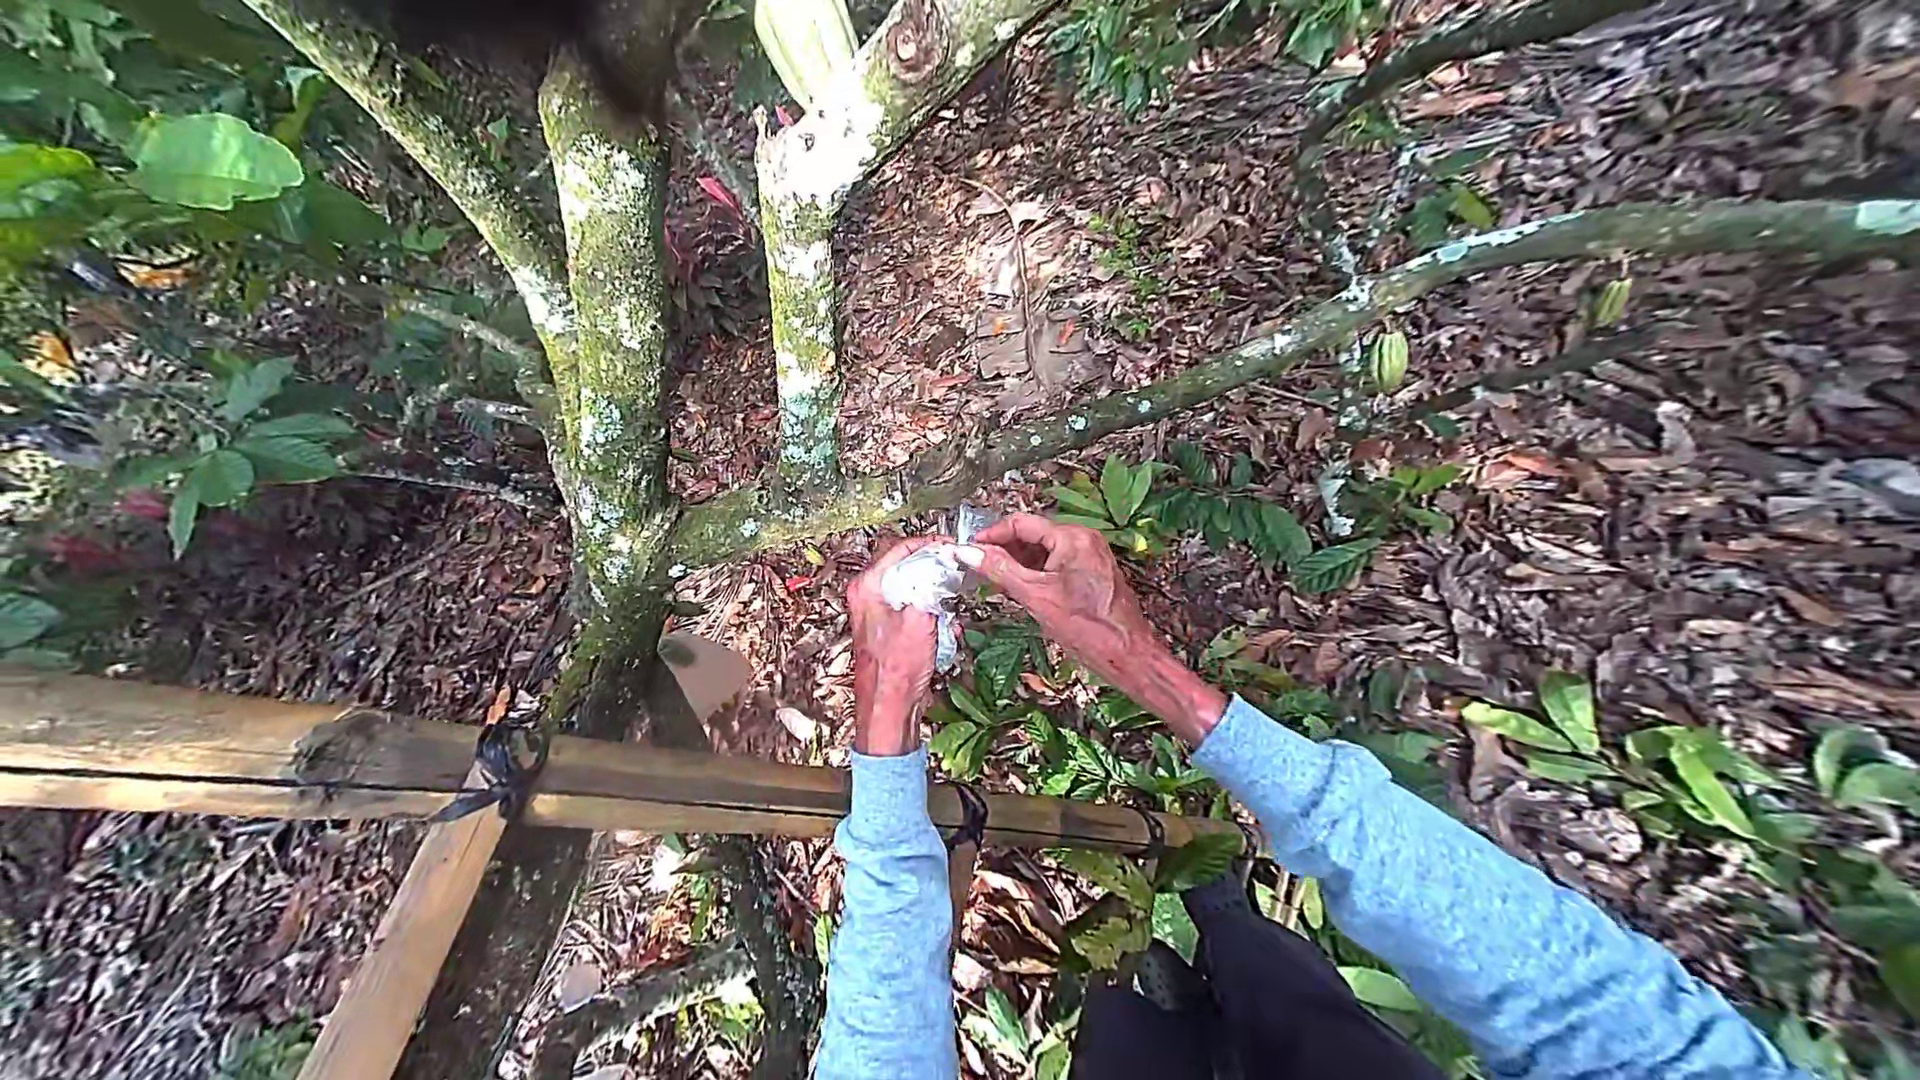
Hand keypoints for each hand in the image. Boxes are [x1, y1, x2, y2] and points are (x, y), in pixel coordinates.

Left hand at [846, 534, 945, 755]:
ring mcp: (875, 612)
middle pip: (904, 565)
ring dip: (932, 589)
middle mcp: (867, 596)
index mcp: (868, 587)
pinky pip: (911, 605)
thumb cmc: (896, 671)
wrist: (889, 708)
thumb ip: (930, 586)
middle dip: (932, 567)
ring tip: (951, 595)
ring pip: (910, 586)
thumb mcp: (920, 620)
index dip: (929, 544)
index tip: (950, 546)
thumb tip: (941, 564)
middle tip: (955, 567)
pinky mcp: (886, 627)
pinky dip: (928, 607)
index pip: (900, 548)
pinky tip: (944, 621)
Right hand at [959, 514, 1226, 743]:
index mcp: (1072, 537)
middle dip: (1004, 549)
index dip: (992, 535)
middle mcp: (1084, 539)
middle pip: (1033, 534)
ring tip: (997, 580)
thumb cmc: (1085, 626)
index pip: (1021, 523)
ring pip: (1044, 550)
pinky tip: (1021, 588)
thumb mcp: (1034, 596)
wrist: (1126, 654)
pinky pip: (1057, 563)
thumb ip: (999, 569)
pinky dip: (1036, 571)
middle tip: (980, 567)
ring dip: (1019, 561)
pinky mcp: (1092, 572)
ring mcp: (1090, 555)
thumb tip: (967, 552)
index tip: (970, 549)